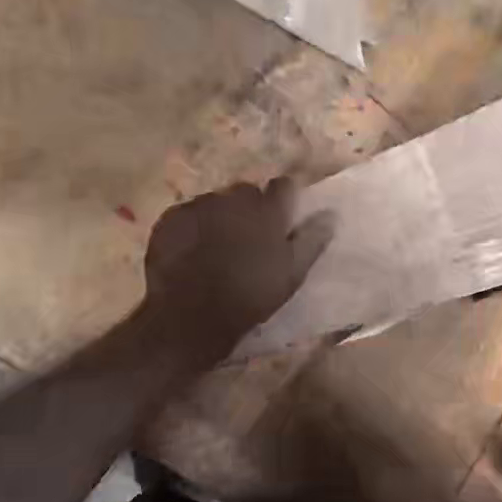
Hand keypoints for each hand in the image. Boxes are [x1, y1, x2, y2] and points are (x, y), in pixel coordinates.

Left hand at [135, 178, 333, 354]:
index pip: (284, 185)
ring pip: (216, 201)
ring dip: (221, 216)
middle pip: (246, 191)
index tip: (284, 216)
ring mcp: (198, 206)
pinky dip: (195, 226)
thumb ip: (312, 240)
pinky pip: (188, 213)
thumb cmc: (251, 296)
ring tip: (219, 245)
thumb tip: (331, 215)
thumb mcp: (292, 273)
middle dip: (250, 207)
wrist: (192, 316)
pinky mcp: (171, 219)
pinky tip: (195, 250)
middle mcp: (233, 198)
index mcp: (267, 210)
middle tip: (251, 237)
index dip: (285, 199)